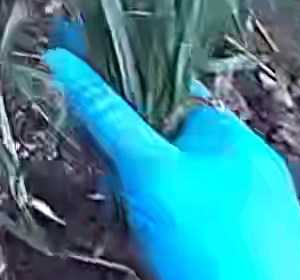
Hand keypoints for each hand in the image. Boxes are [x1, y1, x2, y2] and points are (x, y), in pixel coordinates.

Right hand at [44, 49, 299, 279]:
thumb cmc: (219, 248)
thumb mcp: (147, 168)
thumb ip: (103, 111)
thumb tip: (63, 60)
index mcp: (227, 133)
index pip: (157, 82)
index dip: (112, 70)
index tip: (70, 51)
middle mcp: (237, 164)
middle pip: (154, 127)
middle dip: (118, 141)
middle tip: (97, 154)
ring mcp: (237, 206)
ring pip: (160, 170)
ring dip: (130, 181)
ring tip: (124, 207)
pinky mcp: (229, 242)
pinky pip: (173, 206)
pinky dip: (148, 210)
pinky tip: (139, 229)